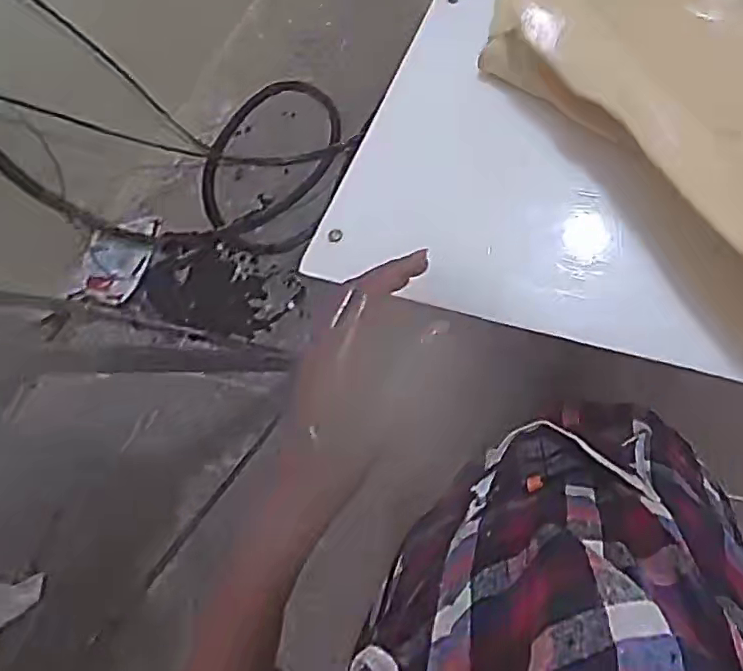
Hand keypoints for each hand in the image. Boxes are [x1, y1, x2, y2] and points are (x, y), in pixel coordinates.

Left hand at [277, 250, 440, 497]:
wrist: (307, 483)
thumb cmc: (343, 448)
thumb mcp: (389, 400)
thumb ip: (414, 359)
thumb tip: (435, 328)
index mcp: (336, 344)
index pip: (364, 289)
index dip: (394, 269)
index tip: (419, 260)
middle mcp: (322, 344)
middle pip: (351, 292)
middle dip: (385, 275)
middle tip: (413, 269)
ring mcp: (318, 357)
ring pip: (346, 308)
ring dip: (375, 292)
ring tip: (402, 288)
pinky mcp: (319, 371)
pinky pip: (344, 325)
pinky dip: (367, 314)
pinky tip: (384, 325)